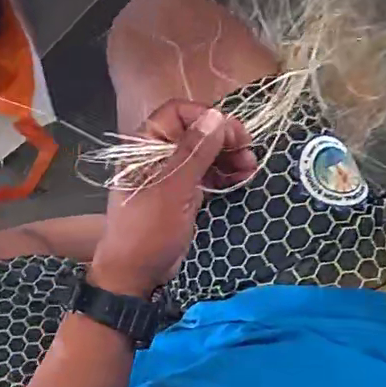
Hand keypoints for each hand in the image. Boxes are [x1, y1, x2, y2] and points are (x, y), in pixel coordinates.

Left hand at [91, 101, 254, 294]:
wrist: (135, 273)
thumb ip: (195, 152)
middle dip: (223, 139)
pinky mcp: (182, 195)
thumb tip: (216, 117)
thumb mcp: (173, 189)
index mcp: (144, 146)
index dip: (206, 118)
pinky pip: (206, 175)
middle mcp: (157, 155)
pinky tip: (242, 176)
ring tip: (251, 167)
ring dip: (229, 157)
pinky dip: (224, 174)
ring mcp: (171, 176)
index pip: (177, 113)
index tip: (232, 133)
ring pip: (204, 154)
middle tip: (249, 152)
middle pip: (195, 133)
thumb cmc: (148, 230)